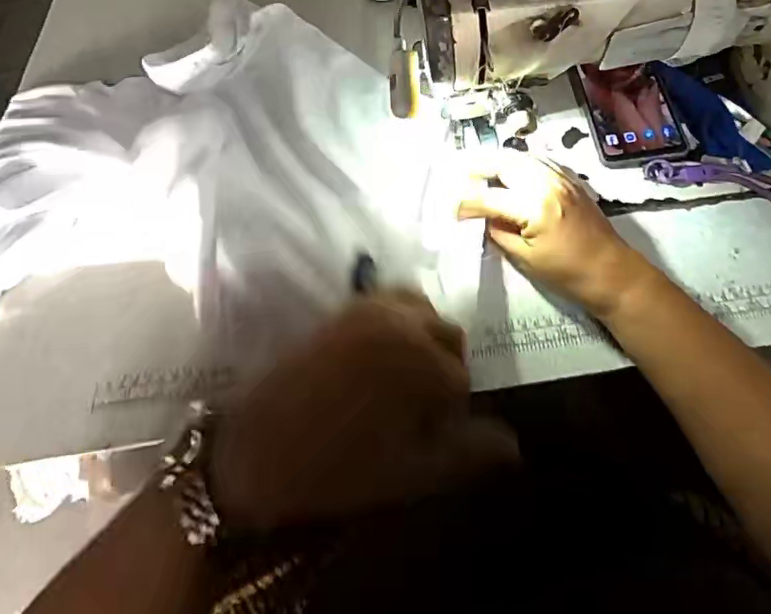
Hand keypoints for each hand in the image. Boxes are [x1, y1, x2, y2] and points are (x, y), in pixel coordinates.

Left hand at [212, 293, 517, 527]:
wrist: (255, 448)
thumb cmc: (336, 467)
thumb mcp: (409, 473)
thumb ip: (467, 454)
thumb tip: (514, 445)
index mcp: (424, 363)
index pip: (463, 381)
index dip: (450, 413)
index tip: (428, 435)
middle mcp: (405, 323)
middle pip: (450, 337)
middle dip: (445, 370)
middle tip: (420, 409)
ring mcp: (373, 308)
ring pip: (426, 311)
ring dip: (428, 338)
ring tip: (406, 374)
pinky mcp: (347, 306)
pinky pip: (392, 297)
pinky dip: (403, 316)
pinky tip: (386, 347)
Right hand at [456, 151, 661, 317]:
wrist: (611, 271)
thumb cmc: (567, 272)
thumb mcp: (525, 259)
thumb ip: (499, 233)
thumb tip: (482, 218)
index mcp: (533, 205)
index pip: (489, 196)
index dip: (467, 203)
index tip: (453, 210)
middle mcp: (546, 182)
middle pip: (504, 162)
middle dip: (478, 167)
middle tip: (460, 177)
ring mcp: (560, 177)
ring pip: (521, 157)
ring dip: (498, 161)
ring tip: (480, 172)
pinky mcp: (570, 180)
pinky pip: (539, 161)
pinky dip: (520, 163)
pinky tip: (511, 173)